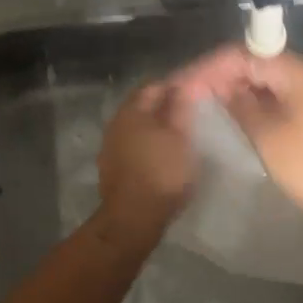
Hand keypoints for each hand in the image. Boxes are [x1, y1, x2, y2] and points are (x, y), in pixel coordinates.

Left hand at [96, 82, 196, 236]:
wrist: (132, 218)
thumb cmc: (162, 173)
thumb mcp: (181, 137)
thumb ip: (180, 108)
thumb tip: (181, 84)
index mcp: (132, 111)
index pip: (153, 86)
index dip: (174, 87)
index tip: (193, 95)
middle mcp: (115, 123)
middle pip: (140, 106)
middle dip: (162, 107)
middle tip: (187, 115)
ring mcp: (109, 146)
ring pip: (134, 127)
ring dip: (152, 128)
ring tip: (176, 137)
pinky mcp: (110, 167)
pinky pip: (130, 147)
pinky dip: (145, 146)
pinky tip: (159, 157)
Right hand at [187, 47, 302, 263]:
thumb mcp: (267, 136)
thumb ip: (239, 104)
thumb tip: (219, 86)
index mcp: (298, 70)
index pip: (242, 54)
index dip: (208, 67)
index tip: (182, 84)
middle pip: (255, 60)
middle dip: (220, 74)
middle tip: (189, 92)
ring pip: (267, 77)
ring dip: (237, 86)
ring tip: (205, 100)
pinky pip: (280, 92)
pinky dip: (256, 98)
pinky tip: (236, 111)